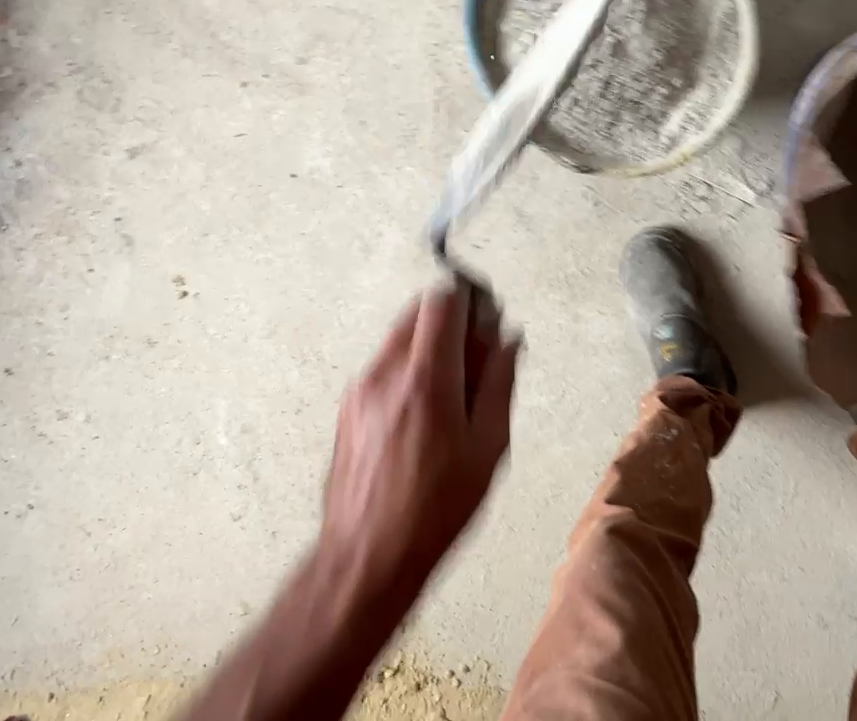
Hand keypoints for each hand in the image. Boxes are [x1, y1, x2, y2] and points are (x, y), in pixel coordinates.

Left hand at [320, 274, 519, 590]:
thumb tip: (508, 339)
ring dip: (433, 343)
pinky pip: (387, 364)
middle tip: (480, 357)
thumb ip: (499, 382)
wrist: (366, 556)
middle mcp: (386, 373)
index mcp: (426, 379)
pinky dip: (413, 367)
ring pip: (402, 335)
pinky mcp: (348, 407)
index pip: (443, 301)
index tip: (491, 325)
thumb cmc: (438, 505)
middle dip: (454, 320)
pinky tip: (429, 413)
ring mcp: (360, 389)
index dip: (473, 300)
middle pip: (420, 309)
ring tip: (457, 391)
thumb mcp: (489, 446)